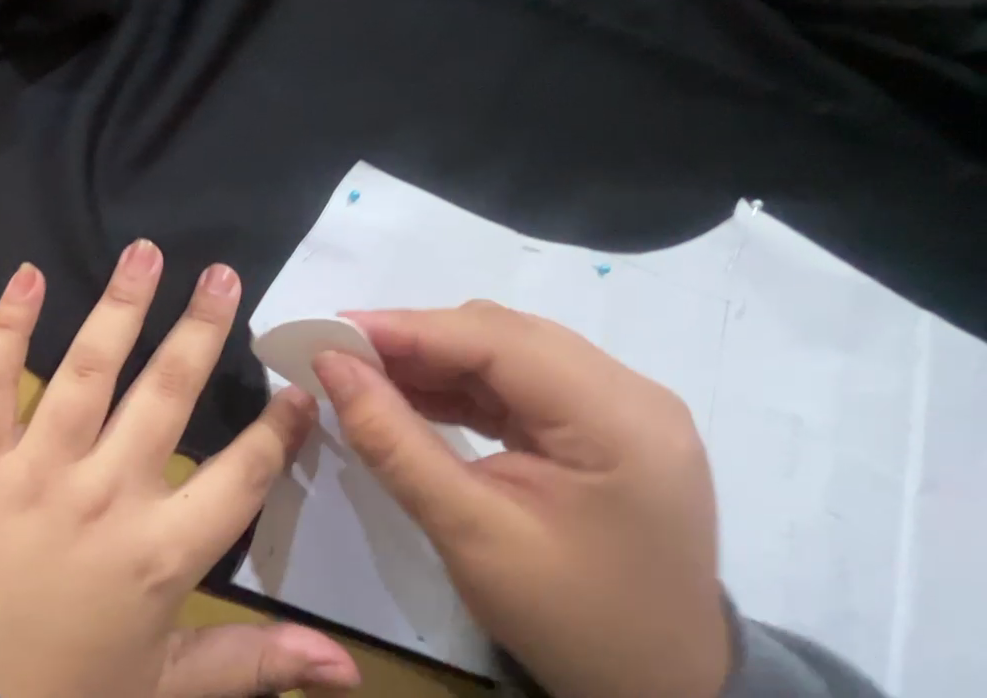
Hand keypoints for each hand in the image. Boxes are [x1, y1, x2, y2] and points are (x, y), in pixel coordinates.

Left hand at [0, 241, 359, 696]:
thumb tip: (347, 666)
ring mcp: (38, 470)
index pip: (238, 478)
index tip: (300, 386)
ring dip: (121, 306)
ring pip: (88, 372)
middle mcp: (106, 495)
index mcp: (160, 552)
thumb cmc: (56, 688)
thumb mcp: (164, 686)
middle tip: (222, 275)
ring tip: (144, 252)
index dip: (277, 433)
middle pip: (166, 397)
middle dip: (200, 331)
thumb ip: (253, 663)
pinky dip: (7, 327)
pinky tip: (28, 276)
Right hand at [314, 301, 730, 697]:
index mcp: (619, 420)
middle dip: (416, 340)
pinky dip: (457, 383)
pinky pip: (515, 381)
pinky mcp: (599, 424)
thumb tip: (329, 364)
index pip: (498, 341)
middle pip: (503, 335)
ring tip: (363, 373)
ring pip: (505, 351)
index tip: (330, 330)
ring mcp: (619, 407)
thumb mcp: (469, 533)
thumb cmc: (569, 620)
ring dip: (432, 359)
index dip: (408, 328)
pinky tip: (409, 394)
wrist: (660, 689)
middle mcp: (630, 394)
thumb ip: (394, 441)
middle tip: (339, 355)